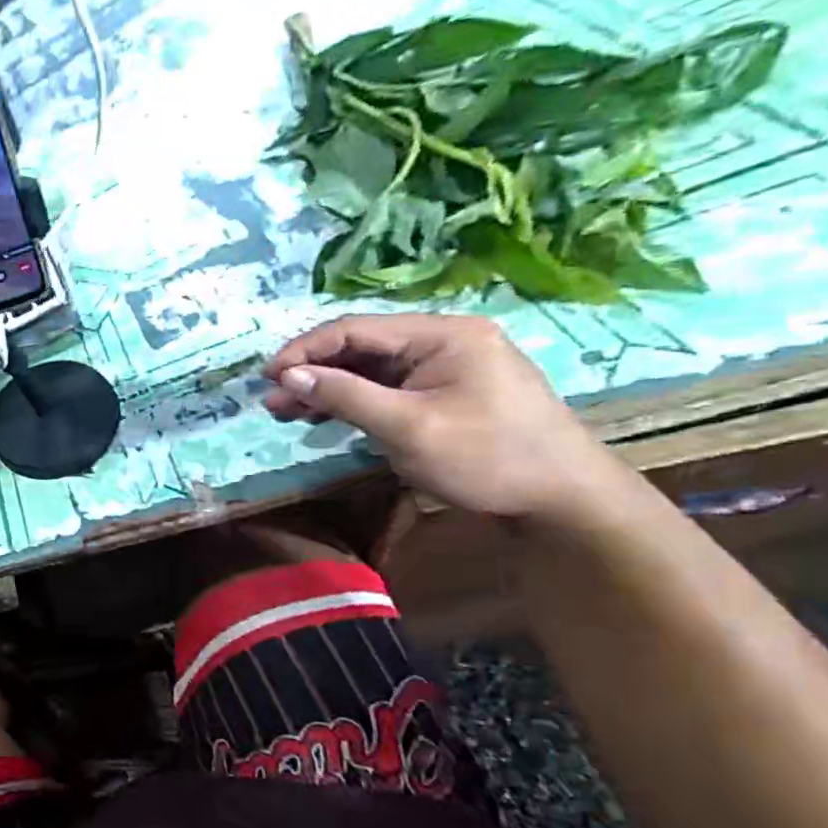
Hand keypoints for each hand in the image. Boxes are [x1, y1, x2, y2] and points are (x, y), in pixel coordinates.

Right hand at [264, 313, 626, 521]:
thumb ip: (344, 396)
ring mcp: (443, 367)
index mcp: (442, 334)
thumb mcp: (407, 427)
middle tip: (271, 402)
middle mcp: (442, 341)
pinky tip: (322, 417)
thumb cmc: (486, 457)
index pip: (355, 329)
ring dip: (325, 389)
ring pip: (368, 369)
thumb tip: (287, 375)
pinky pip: (385, 388)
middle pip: (360, 347)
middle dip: (311, 372)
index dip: (304, 350)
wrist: (561, 498)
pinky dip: (350, 402)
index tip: (266, 377)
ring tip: (285, 412)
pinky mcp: (441, 393)